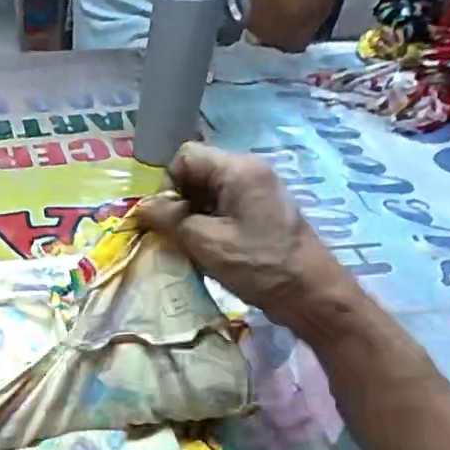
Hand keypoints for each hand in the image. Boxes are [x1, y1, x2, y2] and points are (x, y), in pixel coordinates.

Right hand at [135, 143, 357, 330]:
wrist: (309, 292)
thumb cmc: (257, 265)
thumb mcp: (206, 243)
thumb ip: (170, 220)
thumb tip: (141, 207)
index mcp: (238, 169)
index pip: (185, 156)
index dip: (168, 185)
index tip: (167, 219)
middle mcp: (249, 171)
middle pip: (196, 172)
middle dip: (178, 202)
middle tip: (175, 236)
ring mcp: (256, 191)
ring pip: (207, 192)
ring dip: (191, 216)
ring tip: (191, 246)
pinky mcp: (259, 211)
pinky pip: (222, 207)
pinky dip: (207, 224)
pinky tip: (207, 249)